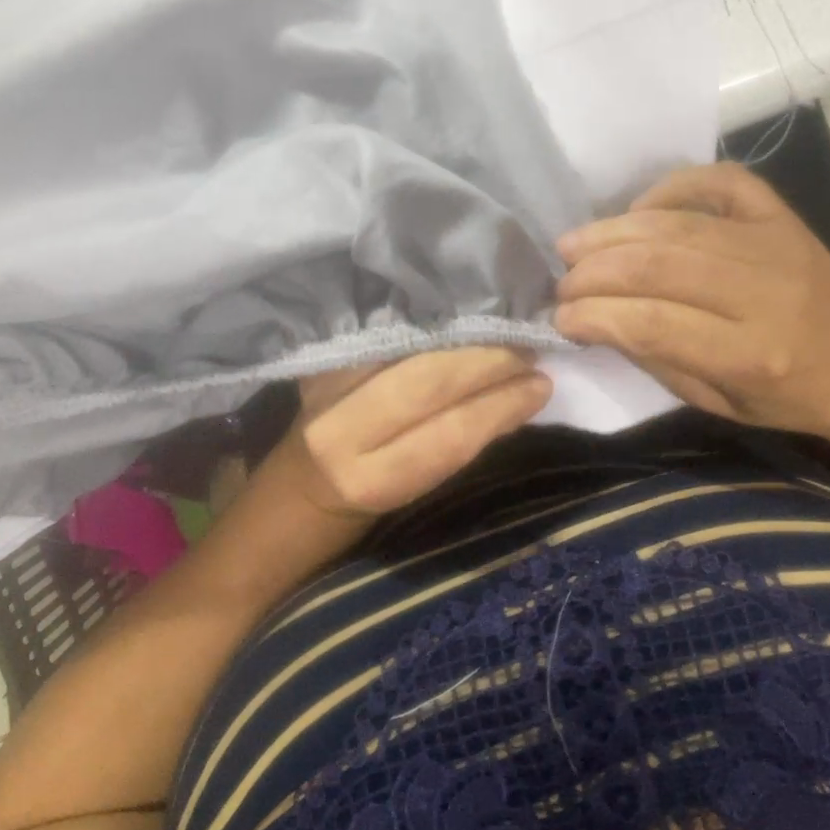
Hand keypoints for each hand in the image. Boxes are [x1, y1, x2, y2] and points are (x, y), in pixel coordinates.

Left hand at [275, 347, 552, 521]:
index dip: (500, 406)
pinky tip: (460, 313)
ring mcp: (323, 387)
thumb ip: (459, 446)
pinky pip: (384, 331)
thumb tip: (523, 395)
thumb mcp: (413, 497)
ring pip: (405, 347)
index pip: (448, 435)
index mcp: (363, 481)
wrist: (287, 501)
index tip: (542, 385)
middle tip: (528, 348)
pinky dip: (428, 321)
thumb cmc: (359, 515)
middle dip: (486, 360)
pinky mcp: (318, 361)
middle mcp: (336, 430)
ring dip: (462, 334)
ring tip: (502, 331)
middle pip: (426, 380)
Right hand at [553, 163, 829, 441]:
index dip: (596, 316)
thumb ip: (657, 358)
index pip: (655, 323)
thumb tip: (597, 318)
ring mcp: (777, 244)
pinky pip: (720, 181)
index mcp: (752, 354)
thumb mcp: (716, 402)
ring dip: (615, 231)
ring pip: (679, 224)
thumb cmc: (784, 398)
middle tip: (561, 283)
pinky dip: (672, 187)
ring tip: (574, 245)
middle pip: (661, 266)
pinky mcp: (783, 215)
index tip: (559, 319)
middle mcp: (766, 292)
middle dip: (596, 272)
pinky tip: (639, 210)